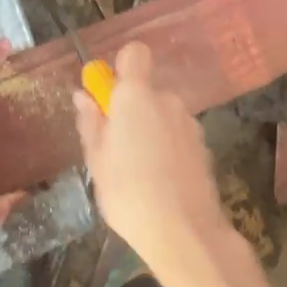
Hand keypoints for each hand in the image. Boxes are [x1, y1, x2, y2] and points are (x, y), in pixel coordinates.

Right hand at [74, 42, 242, 286]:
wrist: (184, 233)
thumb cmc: (128, 193)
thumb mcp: (96, 160)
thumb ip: (90, 122)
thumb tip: (83, 95)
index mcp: (136, 96)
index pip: (135, 53)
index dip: (121, 67)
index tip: (108, 95)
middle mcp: (166, 100)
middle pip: (146, 90)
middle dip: (132, 110)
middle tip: (116, 146)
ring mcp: (189, 123)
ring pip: (162, 114)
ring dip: (150, 130)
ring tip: (139, 170)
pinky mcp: (204, 146)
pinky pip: (177, 135)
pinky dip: (168, 148)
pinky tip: (161, 180)